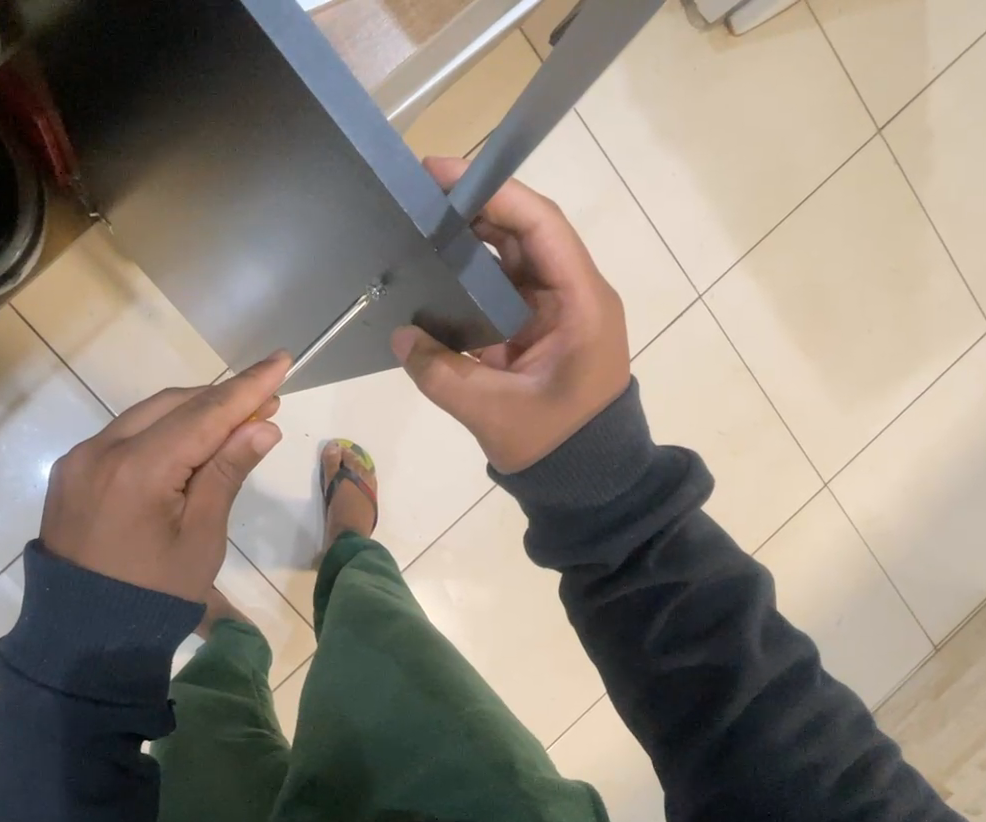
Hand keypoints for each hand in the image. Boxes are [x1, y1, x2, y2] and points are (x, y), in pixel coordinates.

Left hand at [40, 354, 288, 601]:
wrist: (85, 638)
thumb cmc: (156, 596)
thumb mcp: (202, 538)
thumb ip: (226, 473)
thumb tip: (261, 424)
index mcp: (136, 470)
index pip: (203, 414)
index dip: (247, 388)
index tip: (282, 361)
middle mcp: (100, 451)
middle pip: (172, 406)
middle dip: (220, 399)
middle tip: (266, 403)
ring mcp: (78, 460)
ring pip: (145, 417)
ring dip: (190, 414)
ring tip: (233, 422)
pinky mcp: (70, 474)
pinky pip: (122, 438)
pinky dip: (159, 433)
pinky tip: (186, 445)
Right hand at [394, 157, 630, 473]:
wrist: (585, 482)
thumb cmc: (556, 445)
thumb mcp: (495, 412)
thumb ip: (443, 373)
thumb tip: (400, 336)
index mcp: (580, 304)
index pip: (540, 227)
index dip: (495, 194)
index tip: (442, 175)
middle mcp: (571, 296)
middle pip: (524, 234)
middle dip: (474, 210)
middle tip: (418, 197)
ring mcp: (553, 313)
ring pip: (510, 260)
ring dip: (469, 242)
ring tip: (418, 227)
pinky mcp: (535, 331)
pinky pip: (500, 292)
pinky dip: (468, 280)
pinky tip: (432, 274)